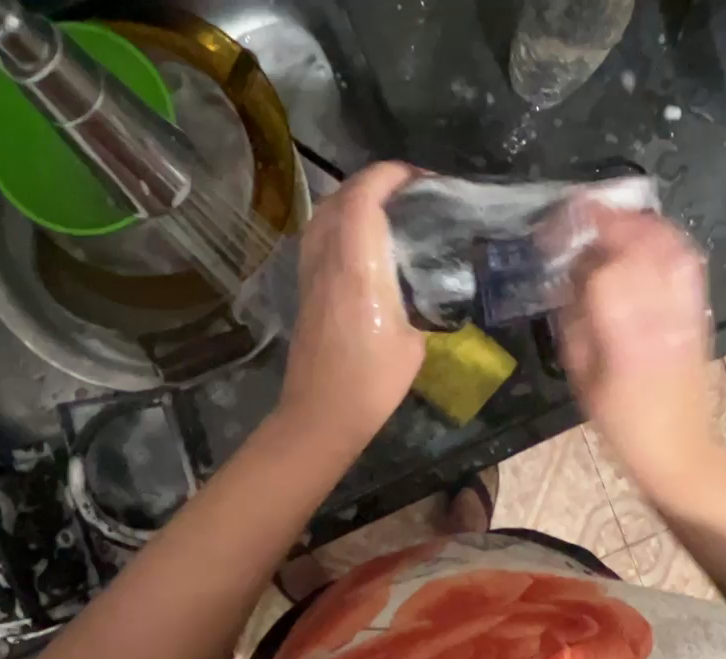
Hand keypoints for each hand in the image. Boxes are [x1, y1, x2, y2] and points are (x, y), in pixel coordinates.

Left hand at [279, 161, 425, 447]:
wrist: (322, 414)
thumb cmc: (372, 383)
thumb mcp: (413, 342)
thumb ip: (415, 300)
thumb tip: (417, 286)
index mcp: (358, 266)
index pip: (364, 197)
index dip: (390, 175)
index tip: (419, 179)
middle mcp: (328, 259)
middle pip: (341, 197)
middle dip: (373, 183)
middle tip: (408, 194)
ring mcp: (311, 274)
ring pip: (324, 215)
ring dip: (353, 201)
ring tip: (386, 211)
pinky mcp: (305, 291)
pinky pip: (319, 238)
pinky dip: (340, 224)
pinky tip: (363, 243)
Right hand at [553, 203, 722, 491]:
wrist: (677, 448)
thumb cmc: (621, 423)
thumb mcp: (582, 377)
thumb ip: (574, 322)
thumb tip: (570, 279)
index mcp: (624, 336)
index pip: (605, 270)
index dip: (581, 243)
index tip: (559, 231)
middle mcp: (659, 315)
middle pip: (639, 246)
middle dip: (610, 221)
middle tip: (585, 215)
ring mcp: (684, 311)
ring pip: (668, 247)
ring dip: (641, 225)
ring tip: (616, 221)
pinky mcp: (700, 313)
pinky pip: (689, 264)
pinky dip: (669, 242)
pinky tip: (651, 239)